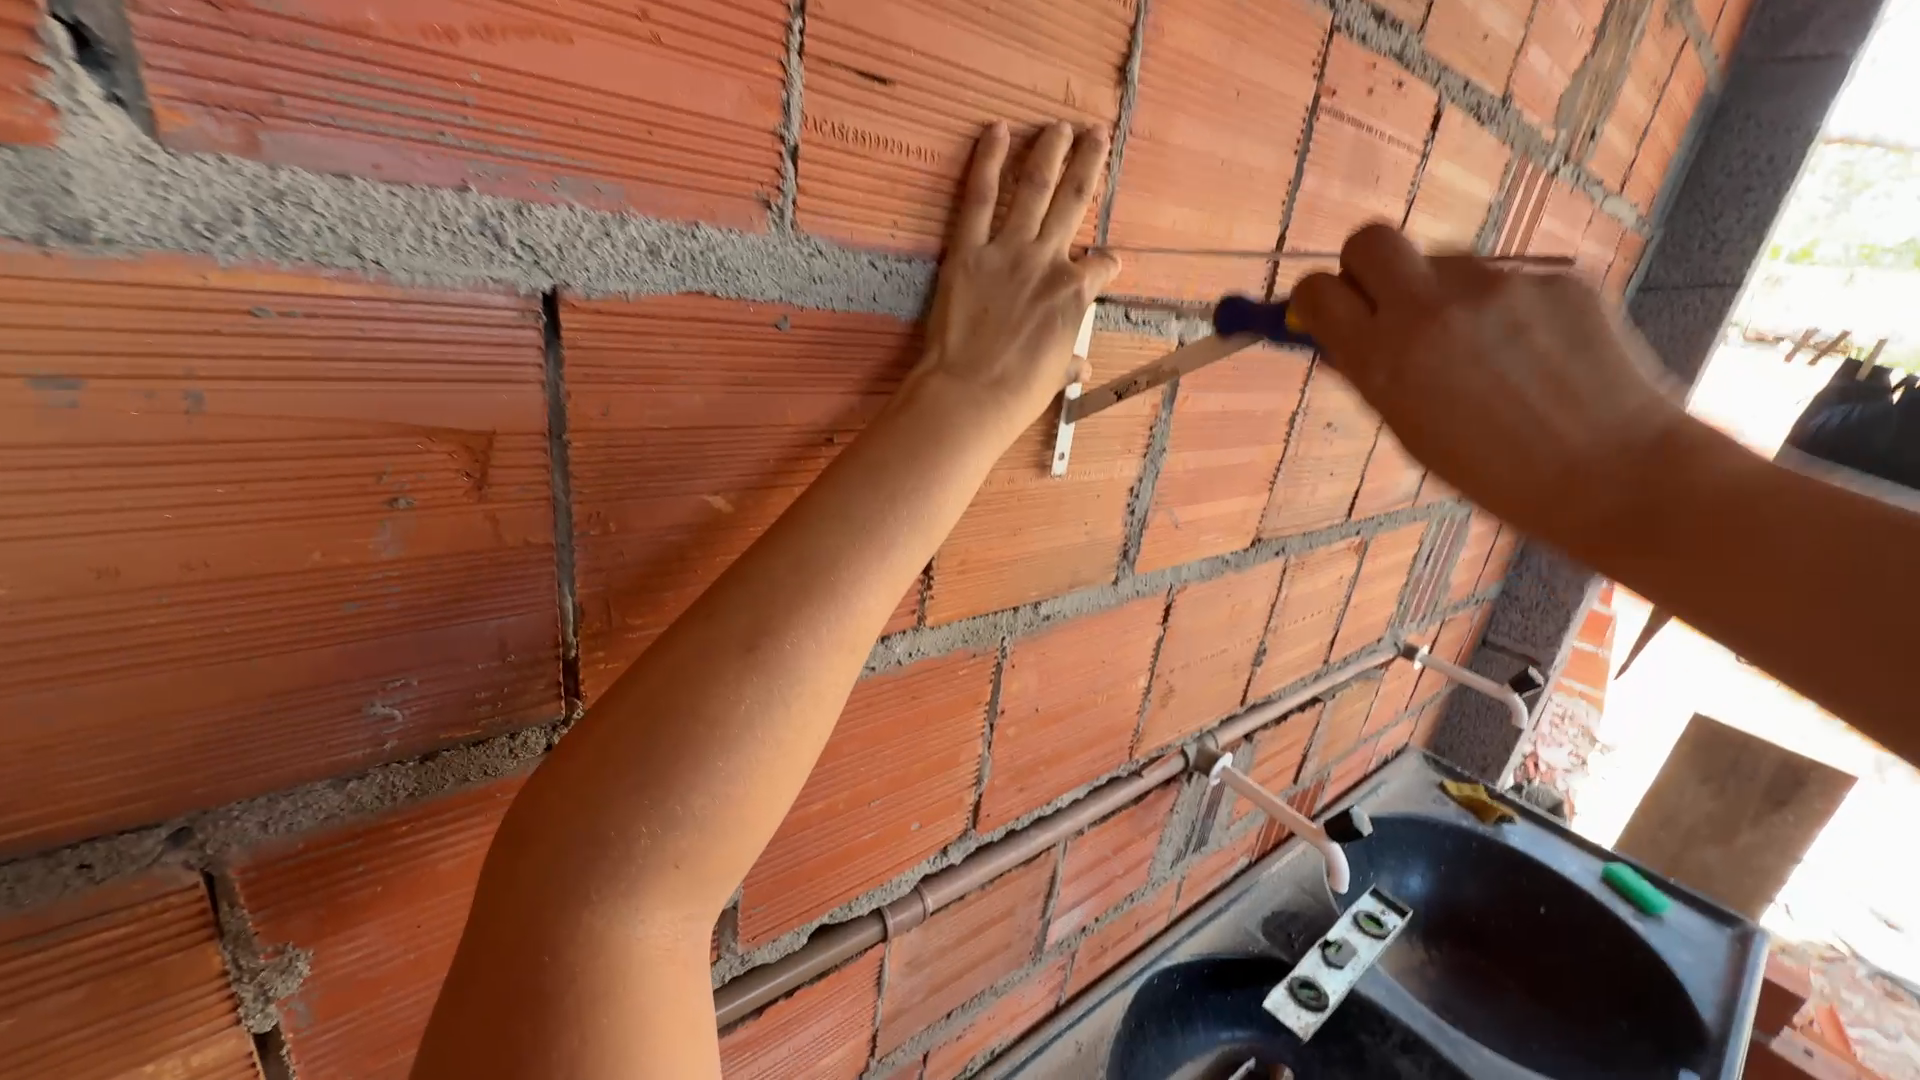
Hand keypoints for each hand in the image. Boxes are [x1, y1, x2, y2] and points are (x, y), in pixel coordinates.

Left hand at [903, 121, 1122, 434]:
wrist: (971, 394)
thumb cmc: (1017, 393)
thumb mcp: (1054, 377)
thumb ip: (1068, 360)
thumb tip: (1082, 366)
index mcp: (1074, 295)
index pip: (1101, 266)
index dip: (1105, 263)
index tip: (1106, 262)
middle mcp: (1048, 262)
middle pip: (1075, 201)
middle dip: (1089, 163)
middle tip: (1096, 134)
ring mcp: (1008, 251)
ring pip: (1035, 186)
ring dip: (1050, 150)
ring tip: (1059, 126)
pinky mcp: (968, 250)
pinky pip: (979, 197)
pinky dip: (988, 161)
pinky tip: (998, 131)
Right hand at [1291, 225, 1689, 538]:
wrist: (1607, 470)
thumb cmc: (1489, 471)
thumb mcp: (1406, 428)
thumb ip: (1370, 372)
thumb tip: (1341, 335)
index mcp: (1383, 358)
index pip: (1316, 290)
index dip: (1317, 298)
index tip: (1329, 312)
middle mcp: (1431, 308)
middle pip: (1370, 240)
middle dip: (1367, 265)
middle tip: (1388, 300)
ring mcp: (1497, 284)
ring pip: (1445, 262)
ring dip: (1444, 292)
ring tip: (1482, 347)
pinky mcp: (1554, 275)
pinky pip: (1506, 278)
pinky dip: (1504, 307)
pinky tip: (1531, 351)